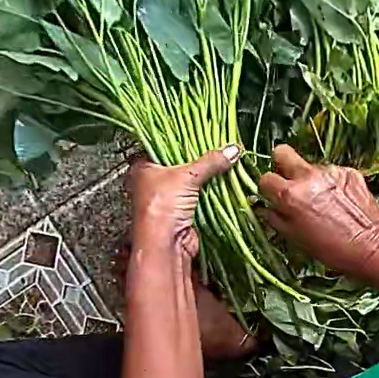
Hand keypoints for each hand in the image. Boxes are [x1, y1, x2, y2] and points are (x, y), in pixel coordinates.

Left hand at [131, 145, 241, 259]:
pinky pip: (200, 196)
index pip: (166, 144)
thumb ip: (210, 161)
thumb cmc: (162, 205)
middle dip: (202, 159)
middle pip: (183, 163)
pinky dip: (212, 192)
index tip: (207, 133)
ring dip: (209, 177)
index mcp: (145, 166)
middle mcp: (154, 181)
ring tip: (227, 163)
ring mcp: (169, 198)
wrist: (166, 244)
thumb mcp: (187, 175)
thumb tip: (233, 149)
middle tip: (221, 148)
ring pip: (193, 181)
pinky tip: (225, 183)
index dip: (186, 139)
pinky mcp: (183, 212)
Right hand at [257, 145, 378, 277]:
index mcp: (290, 195)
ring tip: (323, 202)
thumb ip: (275, 218)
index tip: (274, 197)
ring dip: (311, 179)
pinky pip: (332, 172)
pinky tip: (340, 202)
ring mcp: (330, 172)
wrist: (371, 246)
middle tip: (290, 184)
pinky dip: (332, 184)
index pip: (265, 179)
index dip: (268, 189)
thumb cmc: (331, 250)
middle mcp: (308, 177)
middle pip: (282, 153)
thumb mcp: (295, 238)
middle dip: (281, 165)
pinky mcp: (349, 172)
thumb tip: (265, 208)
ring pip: (310, 166)